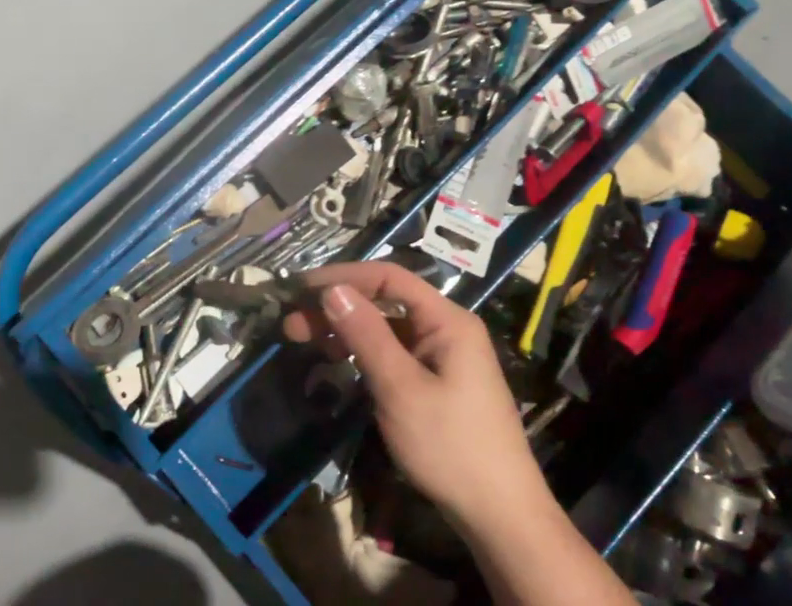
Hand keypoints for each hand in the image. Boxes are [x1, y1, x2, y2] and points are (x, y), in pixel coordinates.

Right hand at [282, 261, 537, 518]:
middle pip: (384, 302)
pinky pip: (392, 353)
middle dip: (337, 305)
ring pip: (385, 328)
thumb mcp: (400, 388)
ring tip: (302, 339)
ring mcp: (441, 357)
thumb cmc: (450, 445)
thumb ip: (366, 334)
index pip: (389, 277)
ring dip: (344, 329)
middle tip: (291, 322)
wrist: (499, 514)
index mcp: (447, 321)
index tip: (301, 289)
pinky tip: (336, 361)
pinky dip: (361, 352)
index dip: (343, 276)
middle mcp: (445, 330)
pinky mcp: (434, 383)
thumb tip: (332, 289)